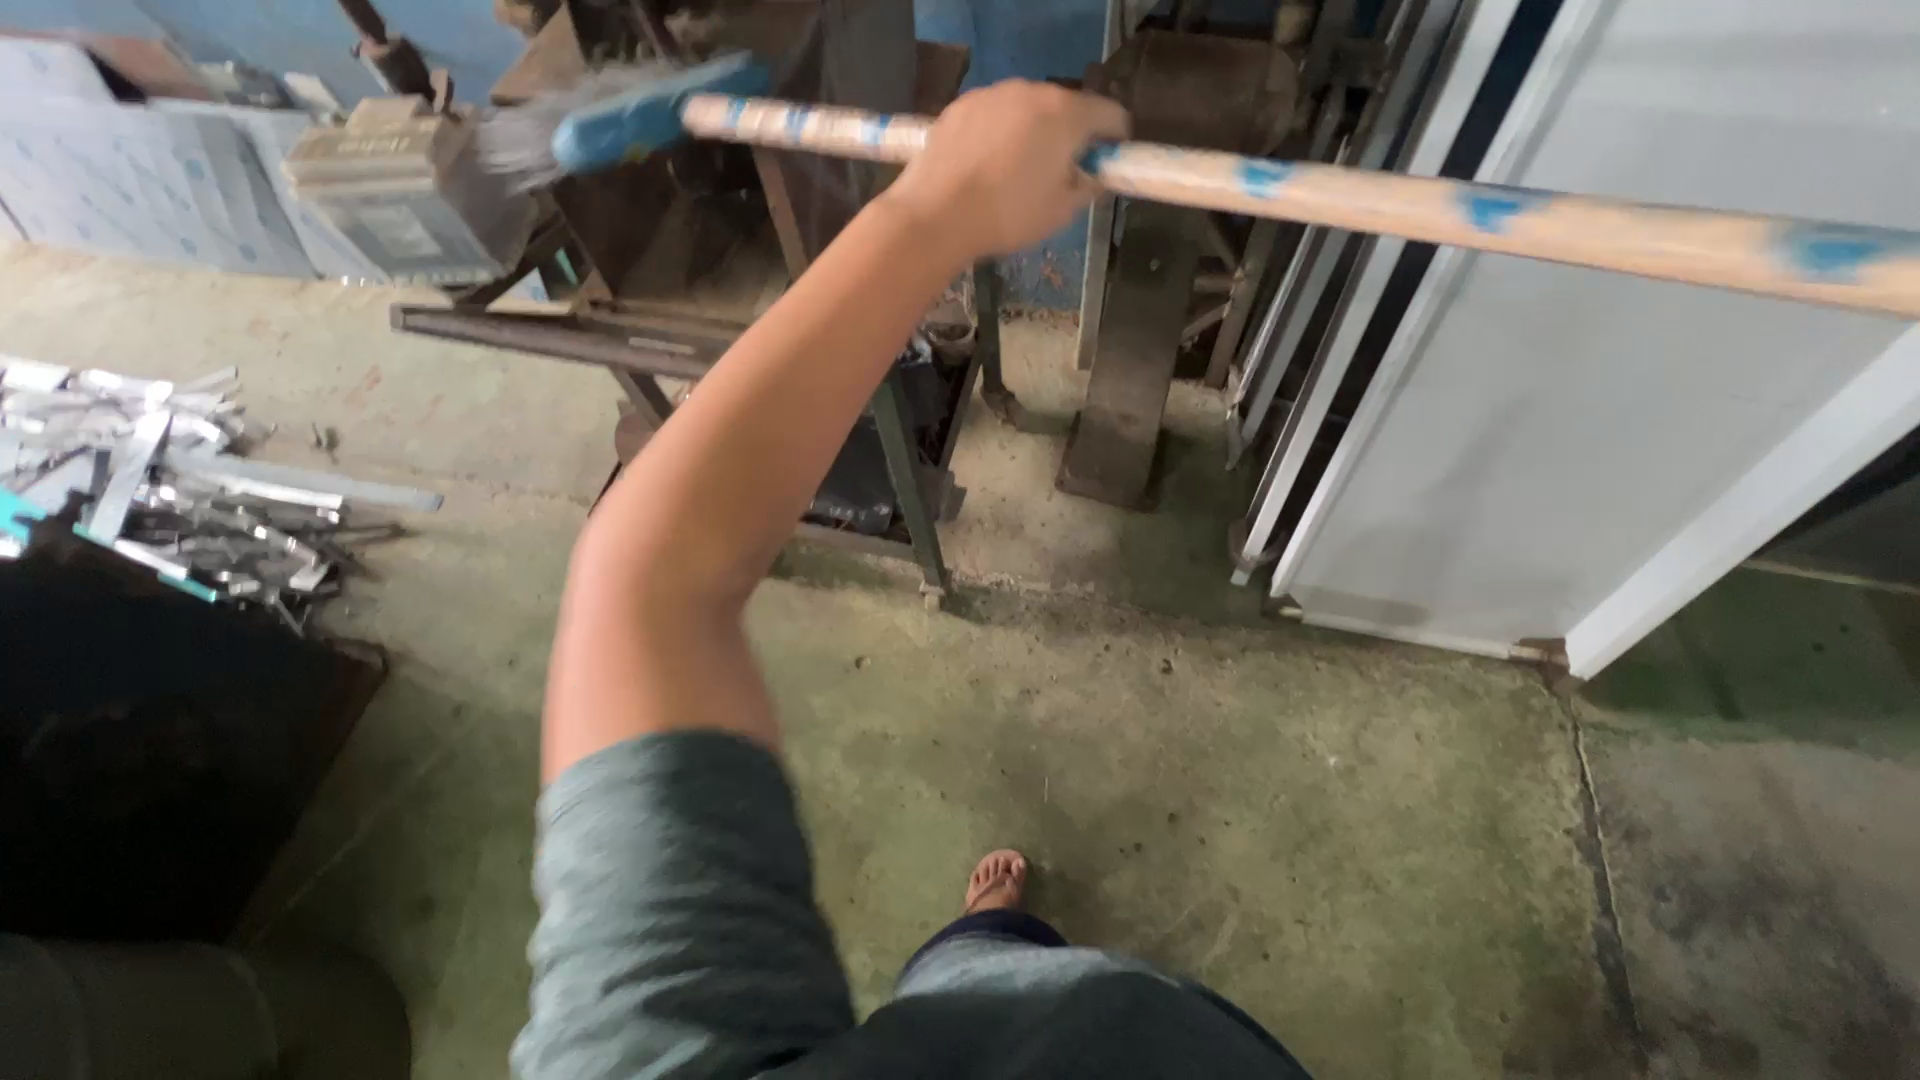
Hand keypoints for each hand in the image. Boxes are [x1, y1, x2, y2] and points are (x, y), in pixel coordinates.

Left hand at [882, 80, 1129, 260]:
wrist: (936, 215)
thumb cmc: (1008, 216)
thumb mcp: (1061, 211)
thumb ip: (1088, 188)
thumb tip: (1095, 177)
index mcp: (1067, 114)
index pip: (1111, 115)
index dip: (1115, 140)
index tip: (1108, 163)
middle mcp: (1033, 91)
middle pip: (1066, 107)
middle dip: (1070, 135)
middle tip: (1059, 174)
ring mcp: (993, 94)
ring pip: (1027, 109)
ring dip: (1032, 132)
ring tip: (1016, 173)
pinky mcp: (961, 105)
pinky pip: (993, 116)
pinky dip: (998, 134)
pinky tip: (985, 167)